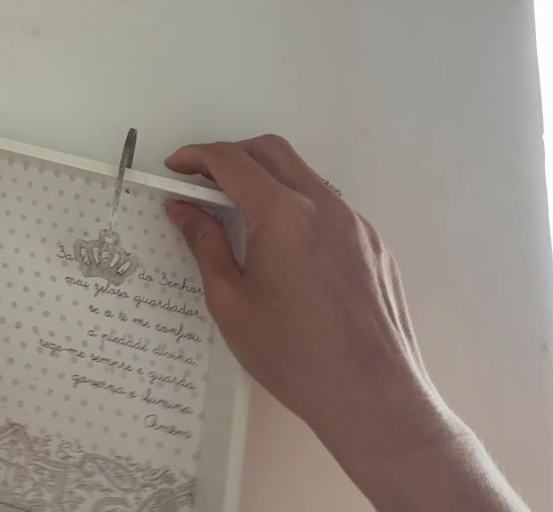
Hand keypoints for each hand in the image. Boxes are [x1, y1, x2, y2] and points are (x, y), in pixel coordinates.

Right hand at [165, 137, 526, 511]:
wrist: (377, 404)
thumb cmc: (295, 357)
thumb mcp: (230, 301)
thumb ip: (204, 243)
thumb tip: (183, 209)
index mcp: (283, 214)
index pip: (231, 160)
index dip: (195, 156)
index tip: (174, 168)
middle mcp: (324, 206)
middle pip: (270, 150)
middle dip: (230, 154)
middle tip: (202, 179)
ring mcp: (356, 223)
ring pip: (302, 172)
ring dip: (265, 174)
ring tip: (239, 208)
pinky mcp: (375, 244)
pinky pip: (327, 203)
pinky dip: (295, 200)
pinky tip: (282, 239)